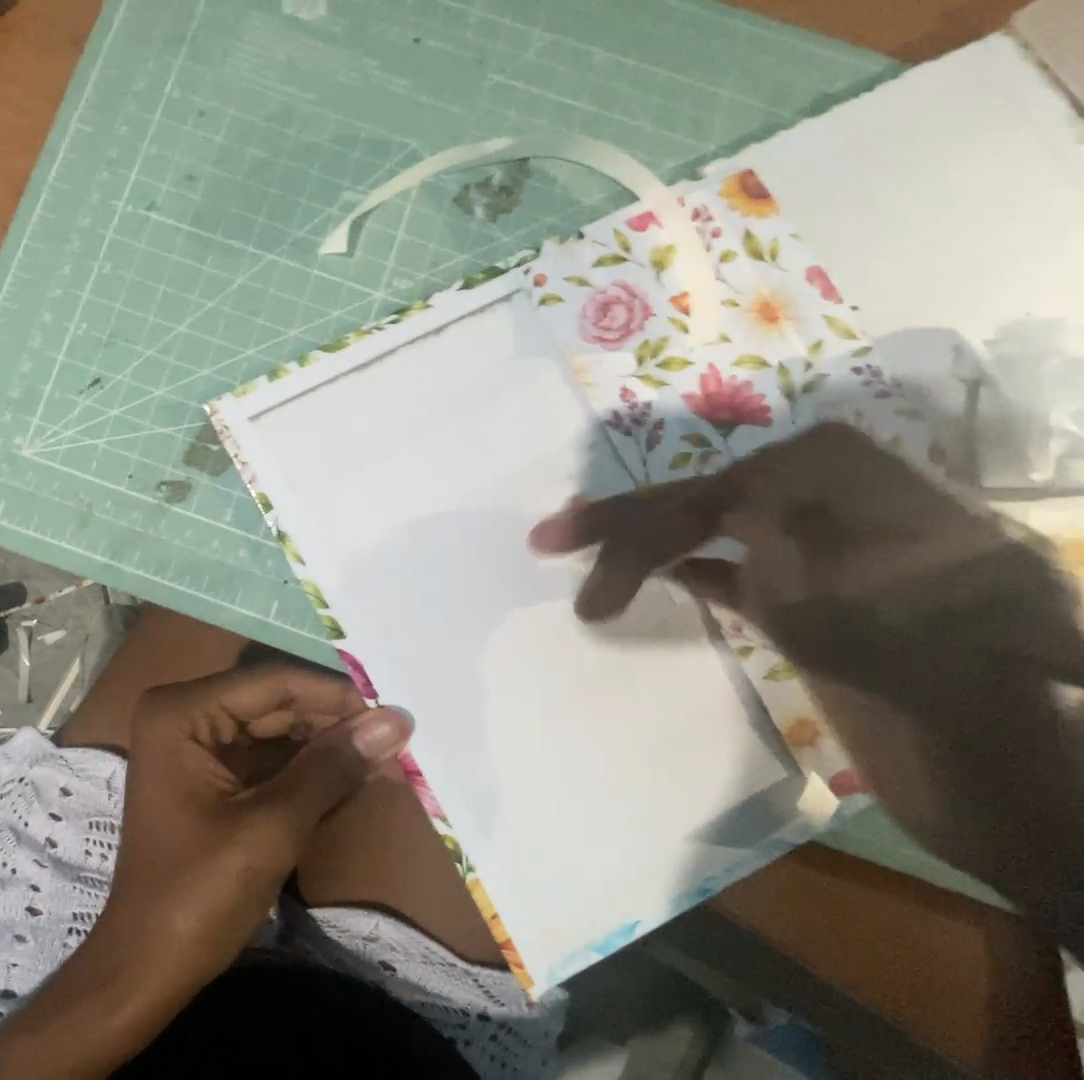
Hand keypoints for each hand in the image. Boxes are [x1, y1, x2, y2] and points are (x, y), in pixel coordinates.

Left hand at [104, 664, 413, 982]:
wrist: (149, 964)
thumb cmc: (199, 892)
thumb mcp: (273, 826)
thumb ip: (332, 767)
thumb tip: (397, 720)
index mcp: (181, 712)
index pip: (271, 683)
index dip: (335, 695)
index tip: (396, 713)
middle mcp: (183, 716)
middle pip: (273, 704)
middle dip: (334, 724)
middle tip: (401, 743)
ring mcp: (194, 747)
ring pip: (274, 732)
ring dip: (326, 749)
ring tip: (389, 763)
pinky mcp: (208, 779)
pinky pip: (265, 761)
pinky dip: (306, 772)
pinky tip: (353, 780)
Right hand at [530, 422, 1083, 950]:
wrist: (1007, 765)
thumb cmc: (919, 669)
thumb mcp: (826, 593)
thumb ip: (743, 542)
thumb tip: (668, 517)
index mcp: (846, 482)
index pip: (710, 487)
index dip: (631, 516)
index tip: (562, 553)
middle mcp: (836, 505)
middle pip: (706, 500)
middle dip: (629, 521)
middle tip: (548, 540)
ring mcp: (831, 556)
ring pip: (714, 532)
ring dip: (650, 542)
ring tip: (581, 555)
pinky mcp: (822, 604)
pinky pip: (737, 570)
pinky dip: (687, 573)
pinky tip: (648, 583)